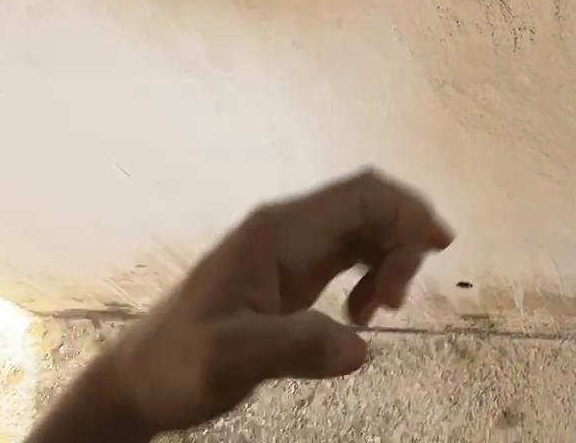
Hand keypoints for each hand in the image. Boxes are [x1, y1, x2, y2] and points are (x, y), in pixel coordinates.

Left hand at [102, 169, 452, 431]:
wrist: (137, 382)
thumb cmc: (176, 365)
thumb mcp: (230, 360)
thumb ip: (296, 347)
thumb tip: (362, 345)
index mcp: (281, 230)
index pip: (361, 194)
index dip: (407, 209)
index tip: (438, 246)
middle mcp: (293, 226)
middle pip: (372, 204)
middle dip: (403, 240)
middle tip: (395, 303)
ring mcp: (295, 244)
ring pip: (368, 225)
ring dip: (390, 258)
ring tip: (378, 311)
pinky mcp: (297, 267)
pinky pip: (354, 250)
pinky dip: (374, 271)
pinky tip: (361, 312)